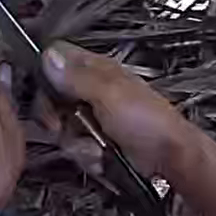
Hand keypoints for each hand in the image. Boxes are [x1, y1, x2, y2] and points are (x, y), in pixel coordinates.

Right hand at [41, 44, 200, 178]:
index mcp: (96, 69)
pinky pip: (76, 147)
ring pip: (62, 128)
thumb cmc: (150, 122)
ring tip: (97, 145)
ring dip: (76, 142)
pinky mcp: (96, 140)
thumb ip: (77, 77)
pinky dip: (87, 155)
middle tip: (65, 126)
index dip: (45, 78)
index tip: (47, 98)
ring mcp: (94, 117)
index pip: (55, 61)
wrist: (170, 159)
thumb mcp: (110, 95)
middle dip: (57, 118)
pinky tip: (102, 156)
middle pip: (52, 99)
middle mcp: (92, 90)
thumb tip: (48, 56)